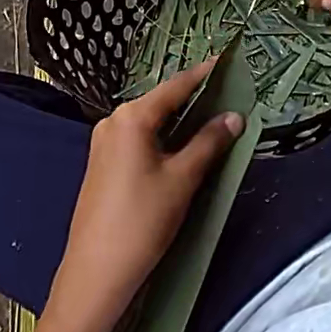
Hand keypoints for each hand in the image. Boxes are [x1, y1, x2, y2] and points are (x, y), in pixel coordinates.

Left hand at [41, 60, 244, 331]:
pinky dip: (164, 141)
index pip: (174, 87)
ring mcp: (103, 144)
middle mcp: (113, 123)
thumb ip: (209, 142)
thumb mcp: (183, 179)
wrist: (97, 269)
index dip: (203, 76)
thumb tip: (233, 116)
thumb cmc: (143, 219)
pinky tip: (183, 150)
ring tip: (214, 122)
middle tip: (228, 98)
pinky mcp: (103, 165)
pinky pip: (139, 142)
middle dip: (194, 101)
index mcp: (131, 118)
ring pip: (151, 125)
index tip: (226, 62)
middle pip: (160, 104)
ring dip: (180, 124)